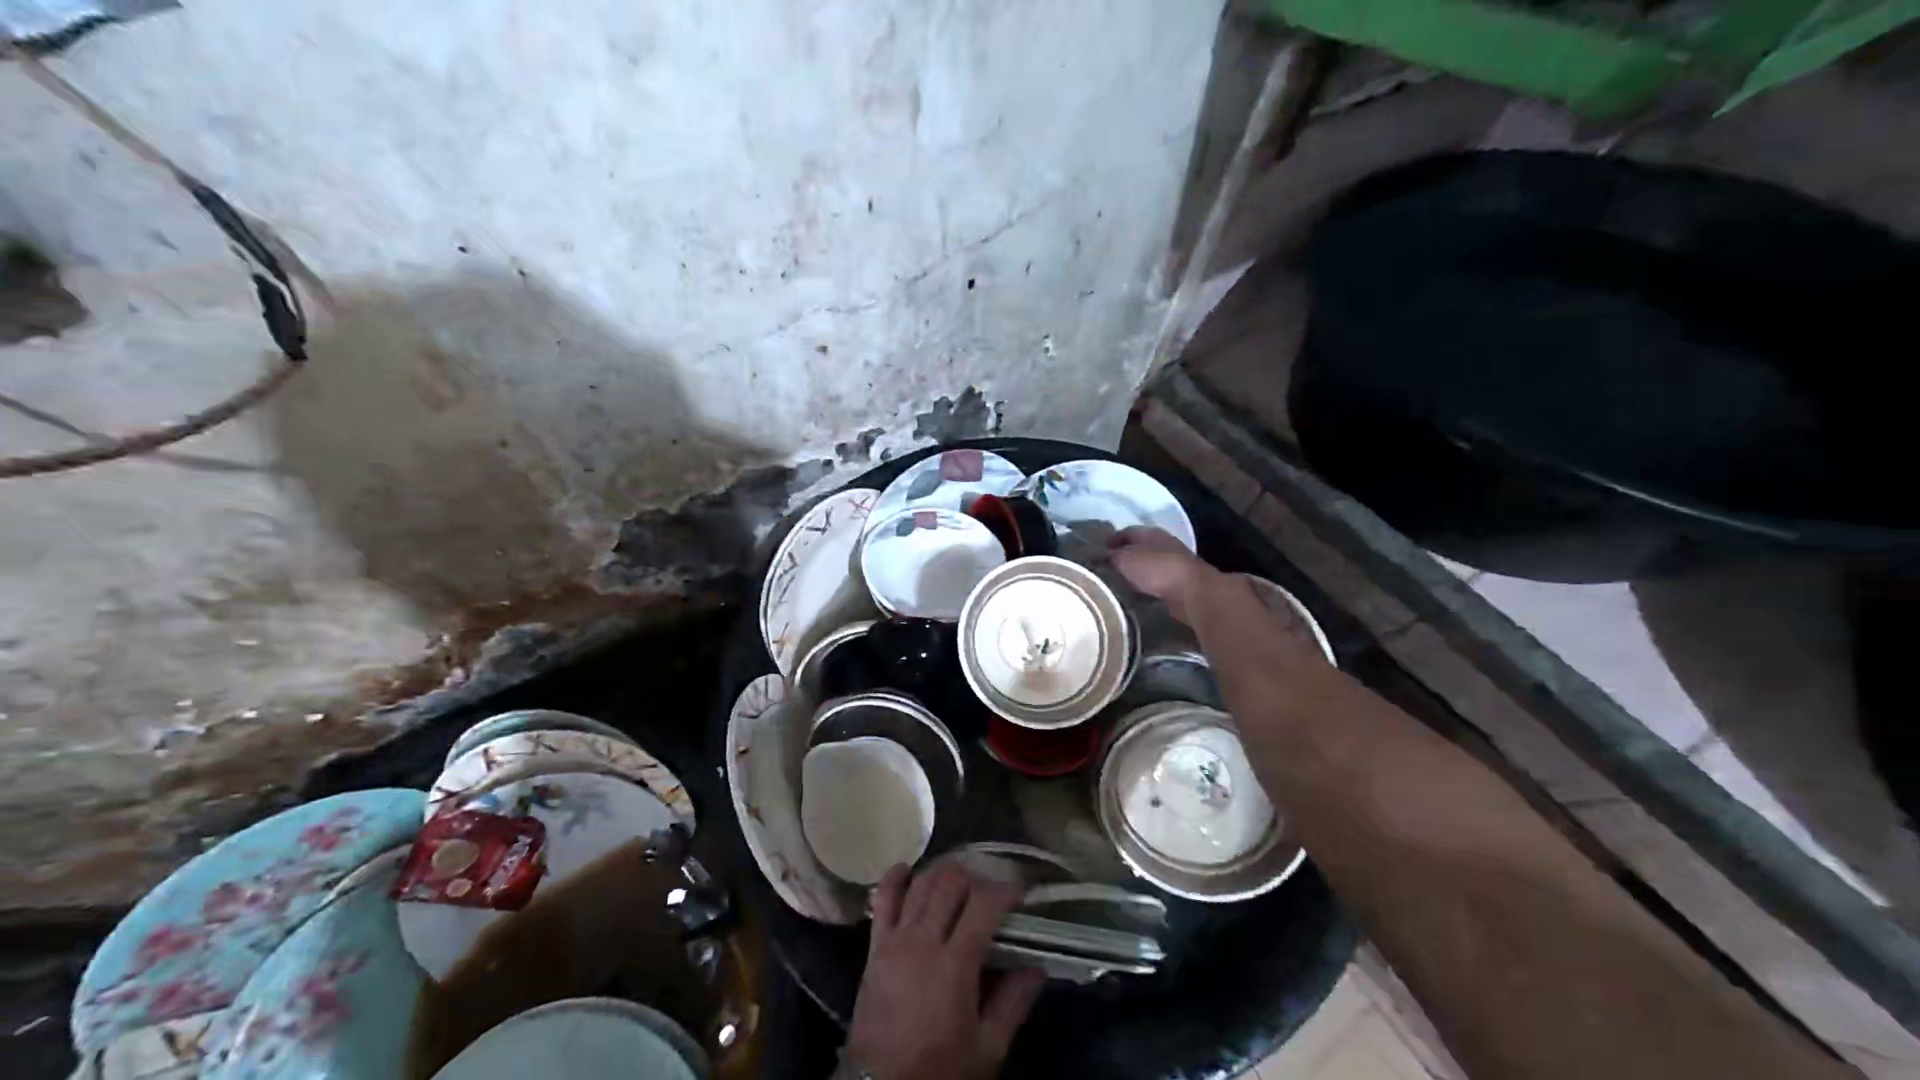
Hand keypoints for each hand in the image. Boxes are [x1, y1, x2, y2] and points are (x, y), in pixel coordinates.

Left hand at [843, 863, 1045, 1079]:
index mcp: (955, 964)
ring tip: (960, 881)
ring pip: (920, 884)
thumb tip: (1036, 966)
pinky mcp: (875, 946)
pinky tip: (909, 870)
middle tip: (990, 891)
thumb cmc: (939, 1069)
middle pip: (950, 884)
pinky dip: (895, 878)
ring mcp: (895, 939)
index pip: (983, 905)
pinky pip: (882, 899)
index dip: (1005, 891)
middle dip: (975, 878)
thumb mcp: (987, 1048)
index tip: (1019, 894)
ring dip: (942, 874)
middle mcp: (924, 940)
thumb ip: (1013, 1003)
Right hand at [1108, 526, 1218, 625]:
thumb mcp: (1125, 559)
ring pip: (1148, 565)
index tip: (1097, 551)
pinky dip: (1146, 586)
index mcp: (1150, 532)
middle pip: (1138, 548)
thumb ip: (1111, 556)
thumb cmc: (1156, 569)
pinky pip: (1156, 582)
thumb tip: (1100, 556)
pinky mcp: (1180, 583)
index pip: (1127, 531)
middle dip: (1123, 556)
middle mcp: (1163, 544)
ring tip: (1118, 583)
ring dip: (1135, 573)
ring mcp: (1174, 563)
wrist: (1192, 592)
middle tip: (1106, 568)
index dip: (1112, 540)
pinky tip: (1136, 595)